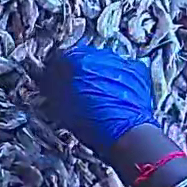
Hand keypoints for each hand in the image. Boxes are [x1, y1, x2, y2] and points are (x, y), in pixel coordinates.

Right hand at [41, 44, 158, 157]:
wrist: (125, 132)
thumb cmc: (90, 122)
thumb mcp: (59, 108)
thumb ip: (52, 89)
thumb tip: (50, 84)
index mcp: (73, 59)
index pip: (58, 59)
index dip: (55, 73)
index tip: (54, 84)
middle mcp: (96, 54)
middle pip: (82, 58)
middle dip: (78, 72)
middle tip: (76, 91)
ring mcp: (118, 60)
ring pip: (103, 63)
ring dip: (98, 74)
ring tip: (98, 95)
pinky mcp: (137, 70)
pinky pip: (122, 70)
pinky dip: (117, 80)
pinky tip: (115, 95)